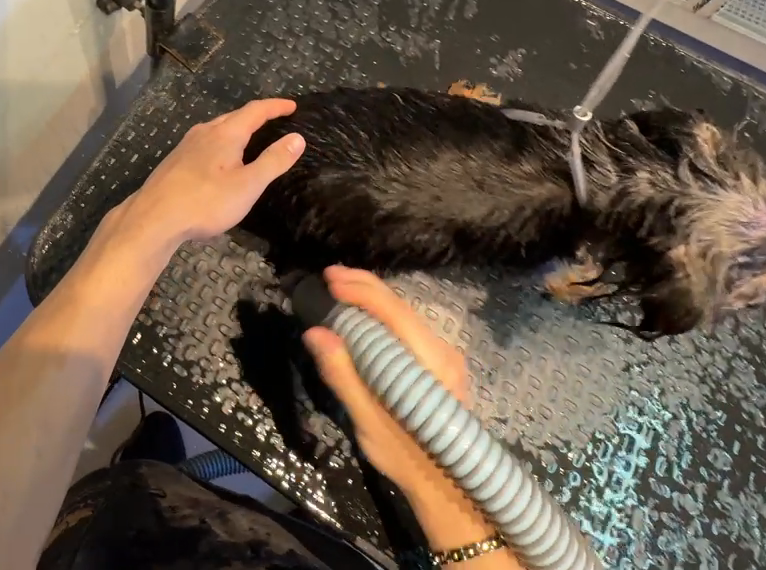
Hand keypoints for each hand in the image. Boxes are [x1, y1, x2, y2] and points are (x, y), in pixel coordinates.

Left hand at [94, 98, 305, 260]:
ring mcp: (187, 145)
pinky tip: (219, 158)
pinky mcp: (176, 160)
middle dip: (256, 116)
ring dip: (236, 128)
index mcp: (225, 134)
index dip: (275, 107)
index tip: (292, 106)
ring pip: (217, 128)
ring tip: (249, 136)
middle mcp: (205, 132)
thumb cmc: (206, 201)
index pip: (255, 111)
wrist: (155, 217)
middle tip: (274, 119)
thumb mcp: (248, 185)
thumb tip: (297, 138)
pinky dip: (221, 141)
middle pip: (234, 116)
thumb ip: (273, 161)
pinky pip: (205, 141)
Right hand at [304, 267, 513, 561]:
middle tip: (329, 275)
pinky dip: (381, 314)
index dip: (361, 291)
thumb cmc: (408, 458)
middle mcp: (443, 350)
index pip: (394, 312)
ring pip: (404, 313)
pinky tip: (362, 314)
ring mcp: (444, 356)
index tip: (330, 280)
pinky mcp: (439, 364)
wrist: (451, 490)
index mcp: (431, 362)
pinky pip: (406, 327)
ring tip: (340, 288)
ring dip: (371, 297)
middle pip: (399, 306)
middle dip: (363, 286)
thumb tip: (314, 332)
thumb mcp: (370, 423)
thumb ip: (343, 376)